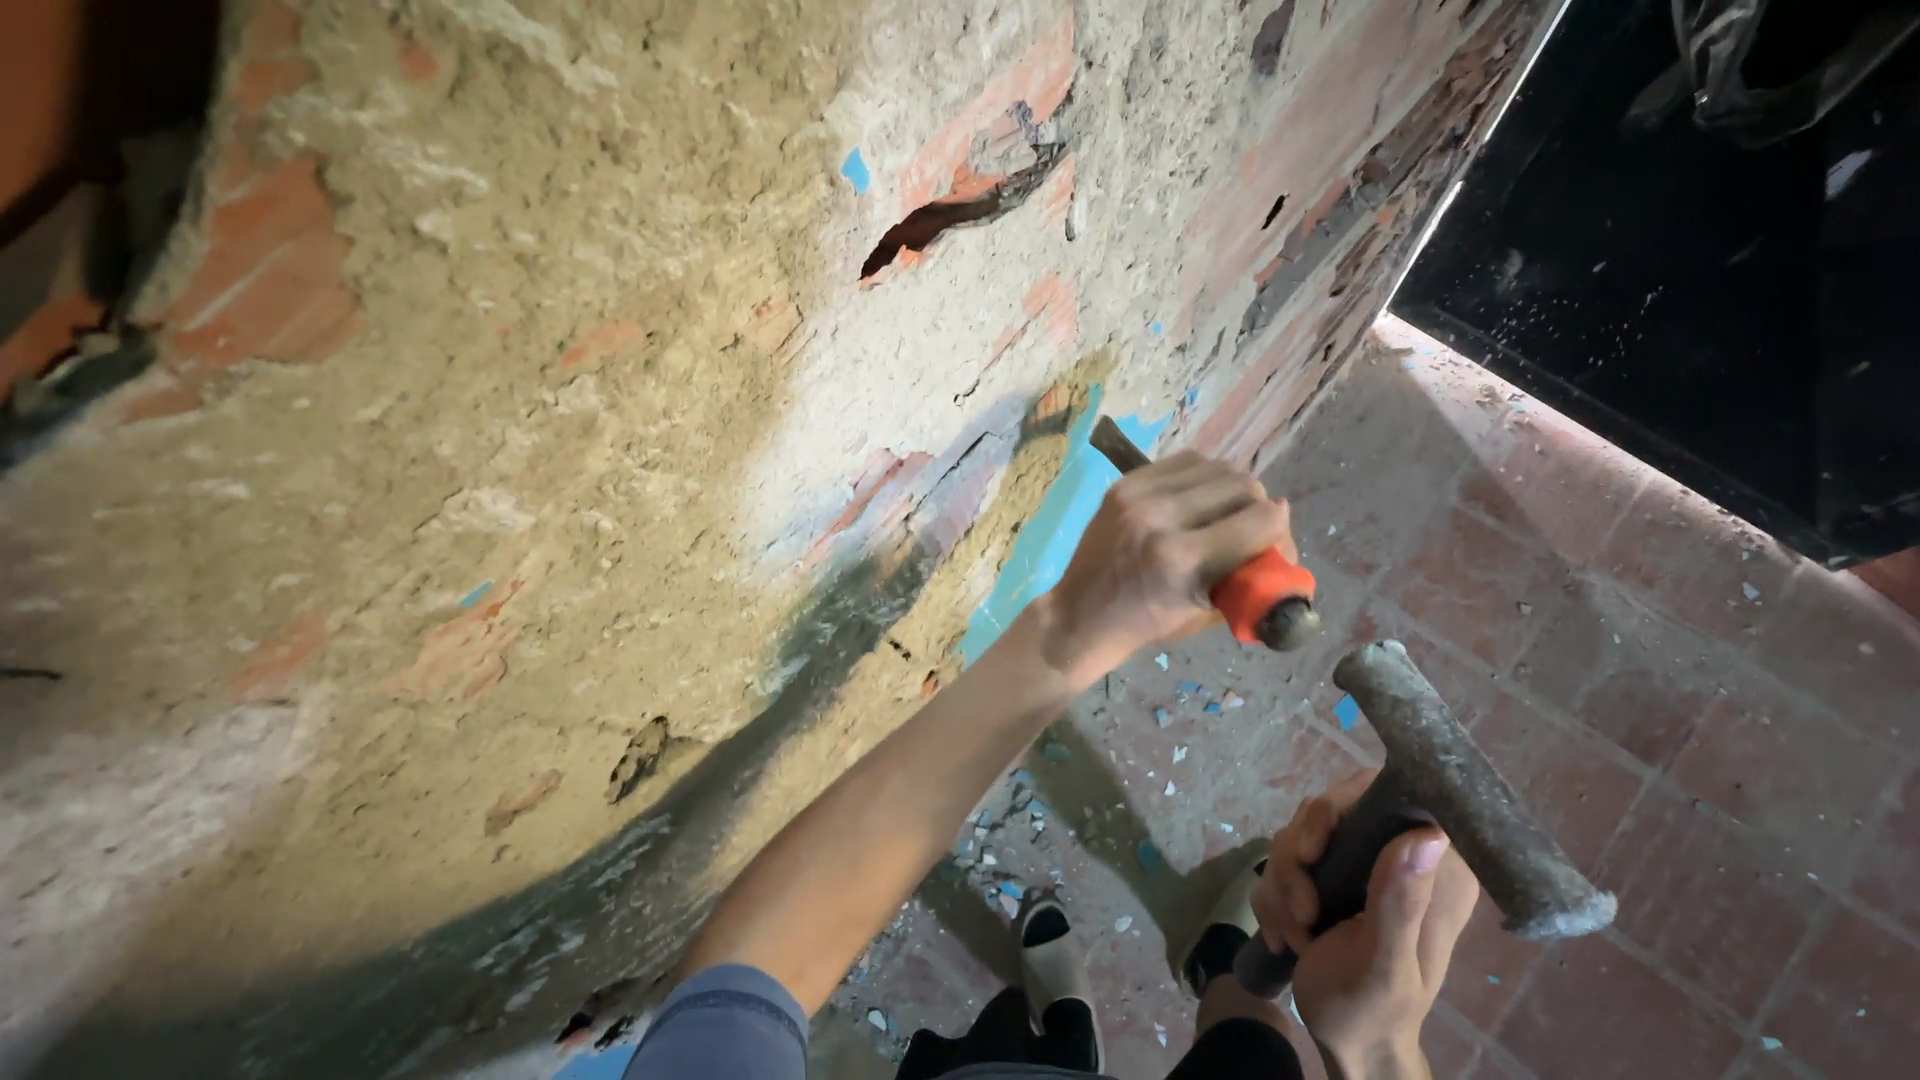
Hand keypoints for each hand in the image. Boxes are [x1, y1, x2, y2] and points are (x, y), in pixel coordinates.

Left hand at [1039, 450, 1296, 684]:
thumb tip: (1282, 540)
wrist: (1080, 615)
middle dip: (1258, 508)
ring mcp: (1138, 495)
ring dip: (1231, 490)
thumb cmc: (1146, 624)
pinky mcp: (1124, 484)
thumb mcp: (1206, 612)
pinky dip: (1201, 478)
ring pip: (1217, 467)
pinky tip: (1198, 499)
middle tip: (1251, 530)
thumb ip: (1247, 576)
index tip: (1275, 546)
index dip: (1280, 533)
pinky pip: (1185, 461)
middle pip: (1243, 485)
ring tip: (1223, 514)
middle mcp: (1160, 518)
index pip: (1262, 519)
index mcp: (1182, 559)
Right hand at [1251, 770, 1477, 1076]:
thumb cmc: (1372, 1011)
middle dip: (1297, 863)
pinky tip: (1285, 936)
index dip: (1341, 805)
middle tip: (1302, 912)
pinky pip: (1280, 863)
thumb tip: (1429, 832)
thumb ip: (1400, 901)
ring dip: (1283, 887)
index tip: (1313, 848)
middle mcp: (1394, 857)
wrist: (1344, 1044)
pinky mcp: (1324, 880)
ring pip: (1296, 837)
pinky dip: (1274, 899)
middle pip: (1325, 813)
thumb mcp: (1384, 963)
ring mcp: (1356, 868)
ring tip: (1295, 935)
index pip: (1385, 795)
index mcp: (1431, 871)